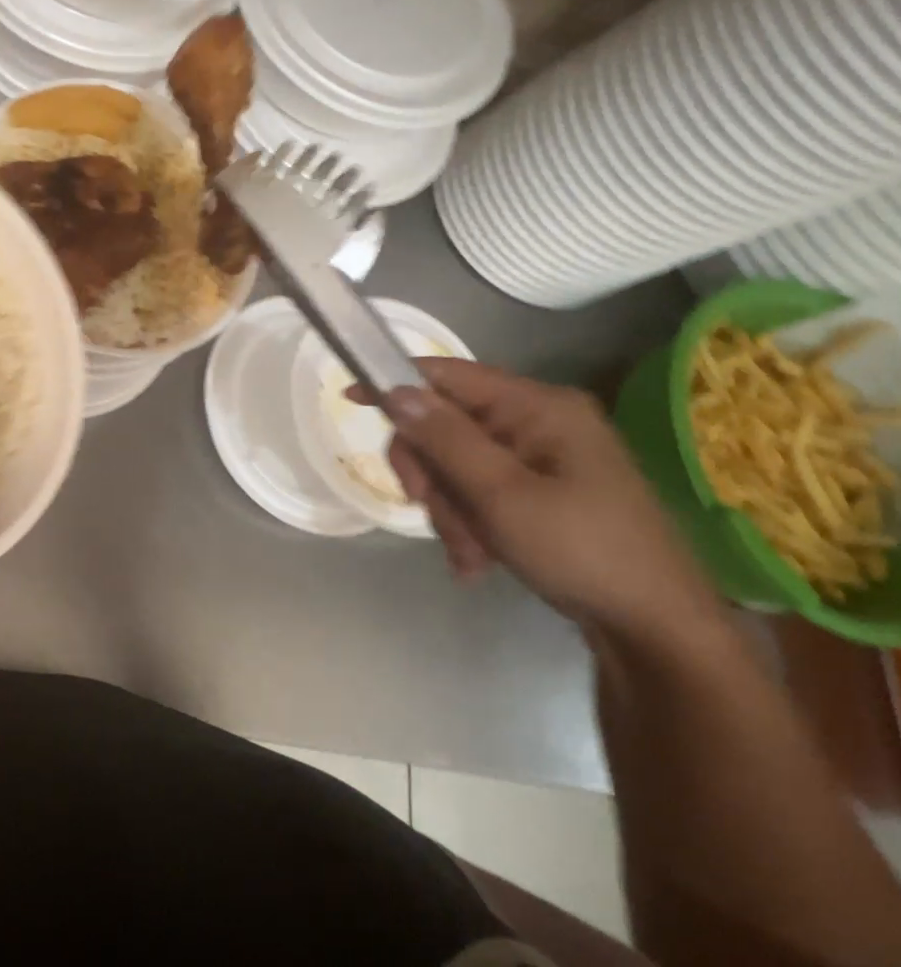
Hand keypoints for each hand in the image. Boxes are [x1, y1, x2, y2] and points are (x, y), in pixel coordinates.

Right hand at [359, 360, 722, 632]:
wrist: (652, 623)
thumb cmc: (581, 550)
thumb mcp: (501, 495)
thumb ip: (445, 440)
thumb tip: (395, 391)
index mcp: (539, 408)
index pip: (448, 376)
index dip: (396, 385)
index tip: (348, 402)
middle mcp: (539, 423)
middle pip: (444, 428)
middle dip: (431, 477)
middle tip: (430, 512)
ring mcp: (541, 459)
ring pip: (455, 469)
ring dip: (449, 513)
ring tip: (469, 555)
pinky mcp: (540, 491)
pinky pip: (478, 494)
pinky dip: (468, 526)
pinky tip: (477, 562)